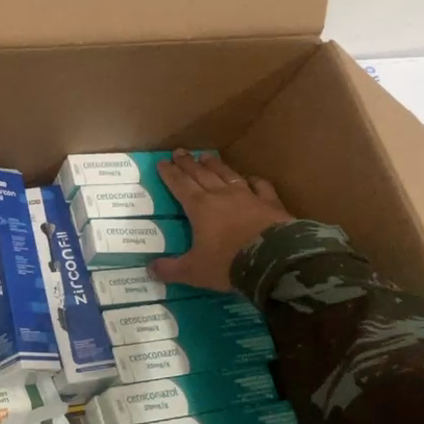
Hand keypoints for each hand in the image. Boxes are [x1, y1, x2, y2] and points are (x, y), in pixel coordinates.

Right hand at [150, 150, 292, 291]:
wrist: (273, 261)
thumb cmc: (228, 264)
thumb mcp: (194, 272)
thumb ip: (170, 270)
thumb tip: (150, 269)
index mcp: (200, 207)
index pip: (180, 185)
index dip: (169, 174)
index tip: (162, 162)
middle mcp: (222, 196)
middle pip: (201, 174)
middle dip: (188, 163)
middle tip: (180, 152)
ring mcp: (248, 197)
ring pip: (228, 175)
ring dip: (216, 165)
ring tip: (207, 156)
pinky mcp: (271, 203)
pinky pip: (261, 186)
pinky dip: (253, 180)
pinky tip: (250, 178)